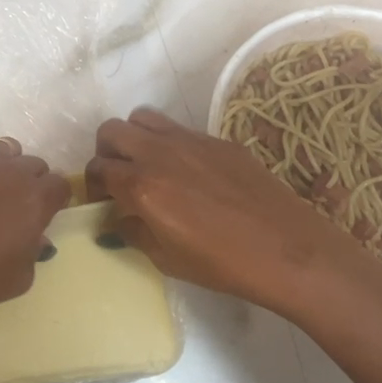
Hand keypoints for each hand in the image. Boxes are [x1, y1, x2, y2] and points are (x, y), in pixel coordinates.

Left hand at [0, 137, 68, 336]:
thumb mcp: (21, 277)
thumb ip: (34, 251)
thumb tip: (35, 236)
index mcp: (37, 199)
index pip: (60, 184)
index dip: (55, 199)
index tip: (45, 213)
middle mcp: (13, 172)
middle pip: (34, 165)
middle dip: (32, 182)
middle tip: (16, 206)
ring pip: (6, 149)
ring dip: (6, 166)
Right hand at [85, 107, 375, 314]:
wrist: (289, 251)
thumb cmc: (223, 264)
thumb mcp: (166, 259)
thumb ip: (132, 233)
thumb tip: (117, 220)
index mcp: (142, 185)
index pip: (97, 169)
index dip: (92, 185)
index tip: (102, 201)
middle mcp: (160, 153)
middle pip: (111, 131)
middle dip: (106, 152)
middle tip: (119, 178)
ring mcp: (190, 141)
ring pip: (142, 118)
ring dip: (135, 138)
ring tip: (148, 165)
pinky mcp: (218, 141)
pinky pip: (179, 130)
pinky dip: (170, 144)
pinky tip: (189, 174)